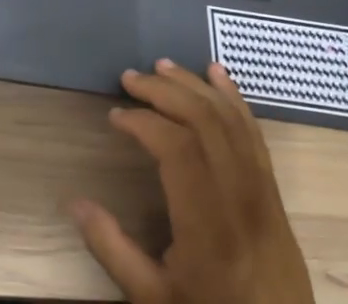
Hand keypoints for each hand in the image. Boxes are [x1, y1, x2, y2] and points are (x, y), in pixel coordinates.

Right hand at [71, 59, 313, 303]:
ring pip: (231, 120)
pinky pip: (255, 133)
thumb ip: (112, 249)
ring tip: (163, 66)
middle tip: (130, 78)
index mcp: (209, 225)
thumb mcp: (152, 297)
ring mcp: (263, 191)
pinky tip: (217, 75)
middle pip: (205, 123)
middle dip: (164, 91)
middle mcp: (241, 198)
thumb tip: (73, 202)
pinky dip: (234, 98)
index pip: (178, 149)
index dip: (144, 122)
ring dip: (195, 87)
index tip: (115, 116)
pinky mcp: (274, 192)